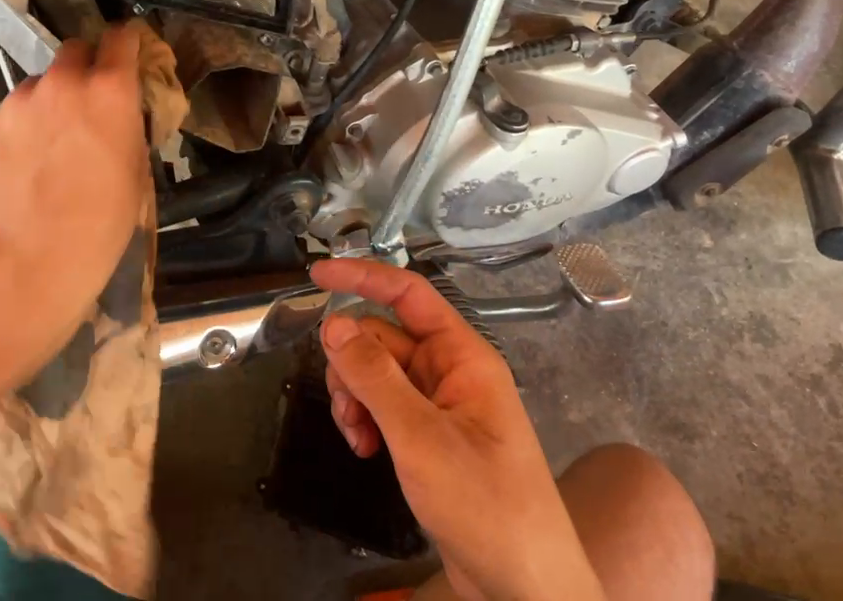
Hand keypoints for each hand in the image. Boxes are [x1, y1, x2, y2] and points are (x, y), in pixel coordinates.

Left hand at [0, 28, 146, 394]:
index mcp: (109, 90)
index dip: (126, 42)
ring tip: (45, 150)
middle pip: (74, 51)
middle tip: (84, 106)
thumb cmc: (100, 223)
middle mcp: (62, 83)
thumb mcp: (136, 170)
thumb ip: (126, 124)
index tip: (126, 51)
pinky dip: (16, 131)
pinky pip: (7, 115)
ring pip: (37, 87)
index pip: (122, 37)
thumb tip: (119, 111)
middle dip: (82, 70)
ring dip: (46, 105)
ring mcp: (18, 101)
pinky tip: (19, 167)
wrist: (31, 260)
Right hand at [310, 260, 604, 600]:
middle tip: (344, 405)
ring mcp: (439, 405)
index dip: (364, 277)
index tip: (318, 273)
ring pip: (377, 373)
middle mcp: (450, 371)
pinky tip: (362, 449)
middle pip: (383, 338)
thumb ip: (374, 377)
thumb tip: (333, 324)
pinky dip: (365, 420)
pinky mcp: (428, 435)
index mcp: (463, 357)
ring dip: (354, 396)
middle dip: (352, 364)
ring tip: (355, 437)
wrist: (524, 587)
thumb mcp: (421, 438)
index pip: (408, 295)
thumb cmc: (485, 505)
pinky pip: (383, 405)